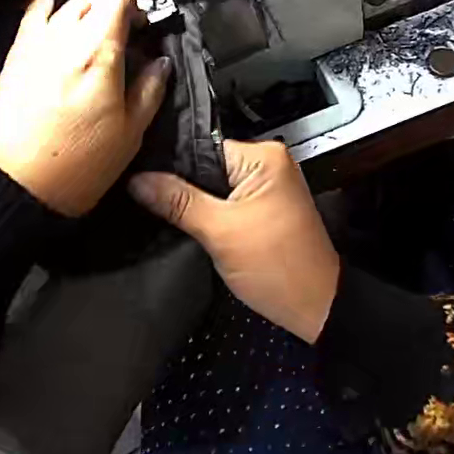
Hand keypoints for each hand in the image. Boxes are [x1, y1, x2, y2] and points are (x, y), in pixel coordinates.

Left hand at [0, 0, 169, 216]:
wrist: (10, 184)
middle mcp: (65, 38)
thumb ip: (150, 90)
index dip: (139, 5)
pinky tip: (51, 2)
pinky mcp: (16, 56)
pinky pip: (32, 15)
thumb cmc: (71, 165)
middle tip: (129, 32)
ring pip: (67, 2)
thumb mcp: (129, 133)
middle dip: (116, 5)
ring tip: (99, 31)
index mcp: (99, 52)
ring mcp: (36, 44)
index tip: (147, 26)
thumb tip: (161, 65)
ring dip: (88, 8)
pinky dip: (45, 4)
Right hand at [128, 140, 338, 341]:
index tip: (138, 175)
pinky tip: (186, 220)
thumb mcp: (220, 232)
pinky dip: (209, 210)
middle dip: (179, 182)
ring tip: (158, 209)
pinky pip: (227, 199)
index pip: (203, 146)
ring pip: (215, 184)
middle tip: (141, 195)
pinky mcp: (265, 207)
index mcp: (264, 155)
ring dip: (192, 199)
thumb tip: (137, 180)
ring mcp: (268, 185)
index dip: (171, 163)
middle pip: (208, 164)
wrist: (316, 306)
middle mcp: (269, 162)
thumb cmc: (276, 266)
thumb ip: (177, 201)